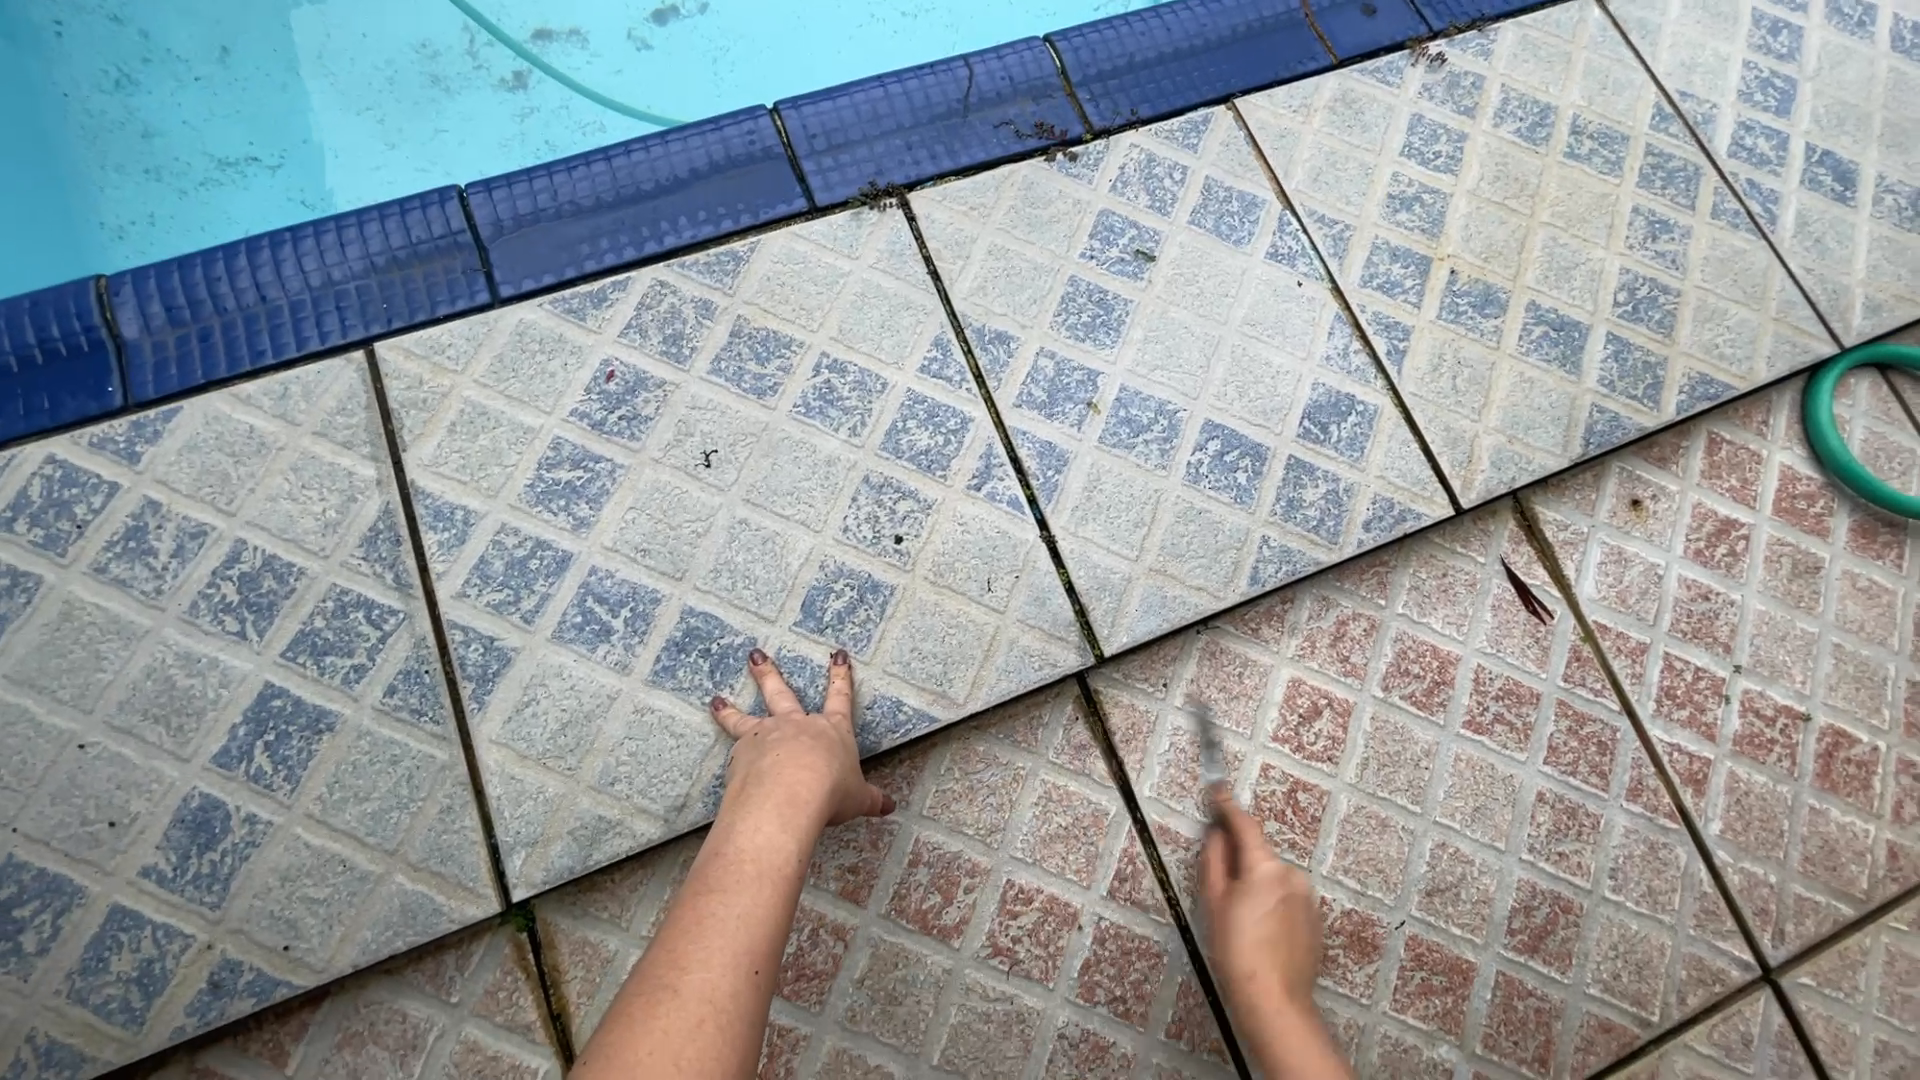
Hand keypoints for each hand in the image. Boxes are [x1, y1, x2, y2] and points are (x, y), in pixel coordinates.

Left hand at [710, 649, 894, 828]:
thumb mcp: (857, 798)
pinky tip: (715, 727)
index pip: (840, 697)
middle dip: (770, 673)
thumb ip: (871, 799)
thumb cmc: (830, 792)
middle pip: (783, 694)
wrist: (790, 795)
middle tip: (757, 655)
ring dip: (731, 707)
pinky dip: (722, 729)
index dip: (840, 677)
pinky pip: (730, 739)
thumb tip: (889, 806)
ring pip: (747, 715)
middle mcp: (798, 725)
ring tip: (716, 699)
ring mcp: (768, 734)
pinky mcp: (743, 750)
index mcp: (832, 731)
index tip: (838, 656)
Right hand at [1199, 790, 1322, 1021]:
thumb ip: (1215, 859)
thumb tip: (1217, 833)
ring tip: (1242, 918)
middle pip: (1259, 854)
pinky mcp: (1315, 917)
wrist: (1273, 999)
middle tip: (1222, 886)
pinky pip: (1287, 896)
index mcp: (1265, 866)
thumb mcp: (1213, 900)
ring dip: (1257, 883)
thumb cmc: (1235, 949)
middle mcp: (1292, 874)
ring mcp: (1307, 896)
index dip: (1228, 805)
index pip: (1245, 824)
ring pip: (1273, 876)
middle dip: (1241, 860)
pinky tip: (1261, 929)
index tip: (1218, 789)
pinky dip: (1272, 901)